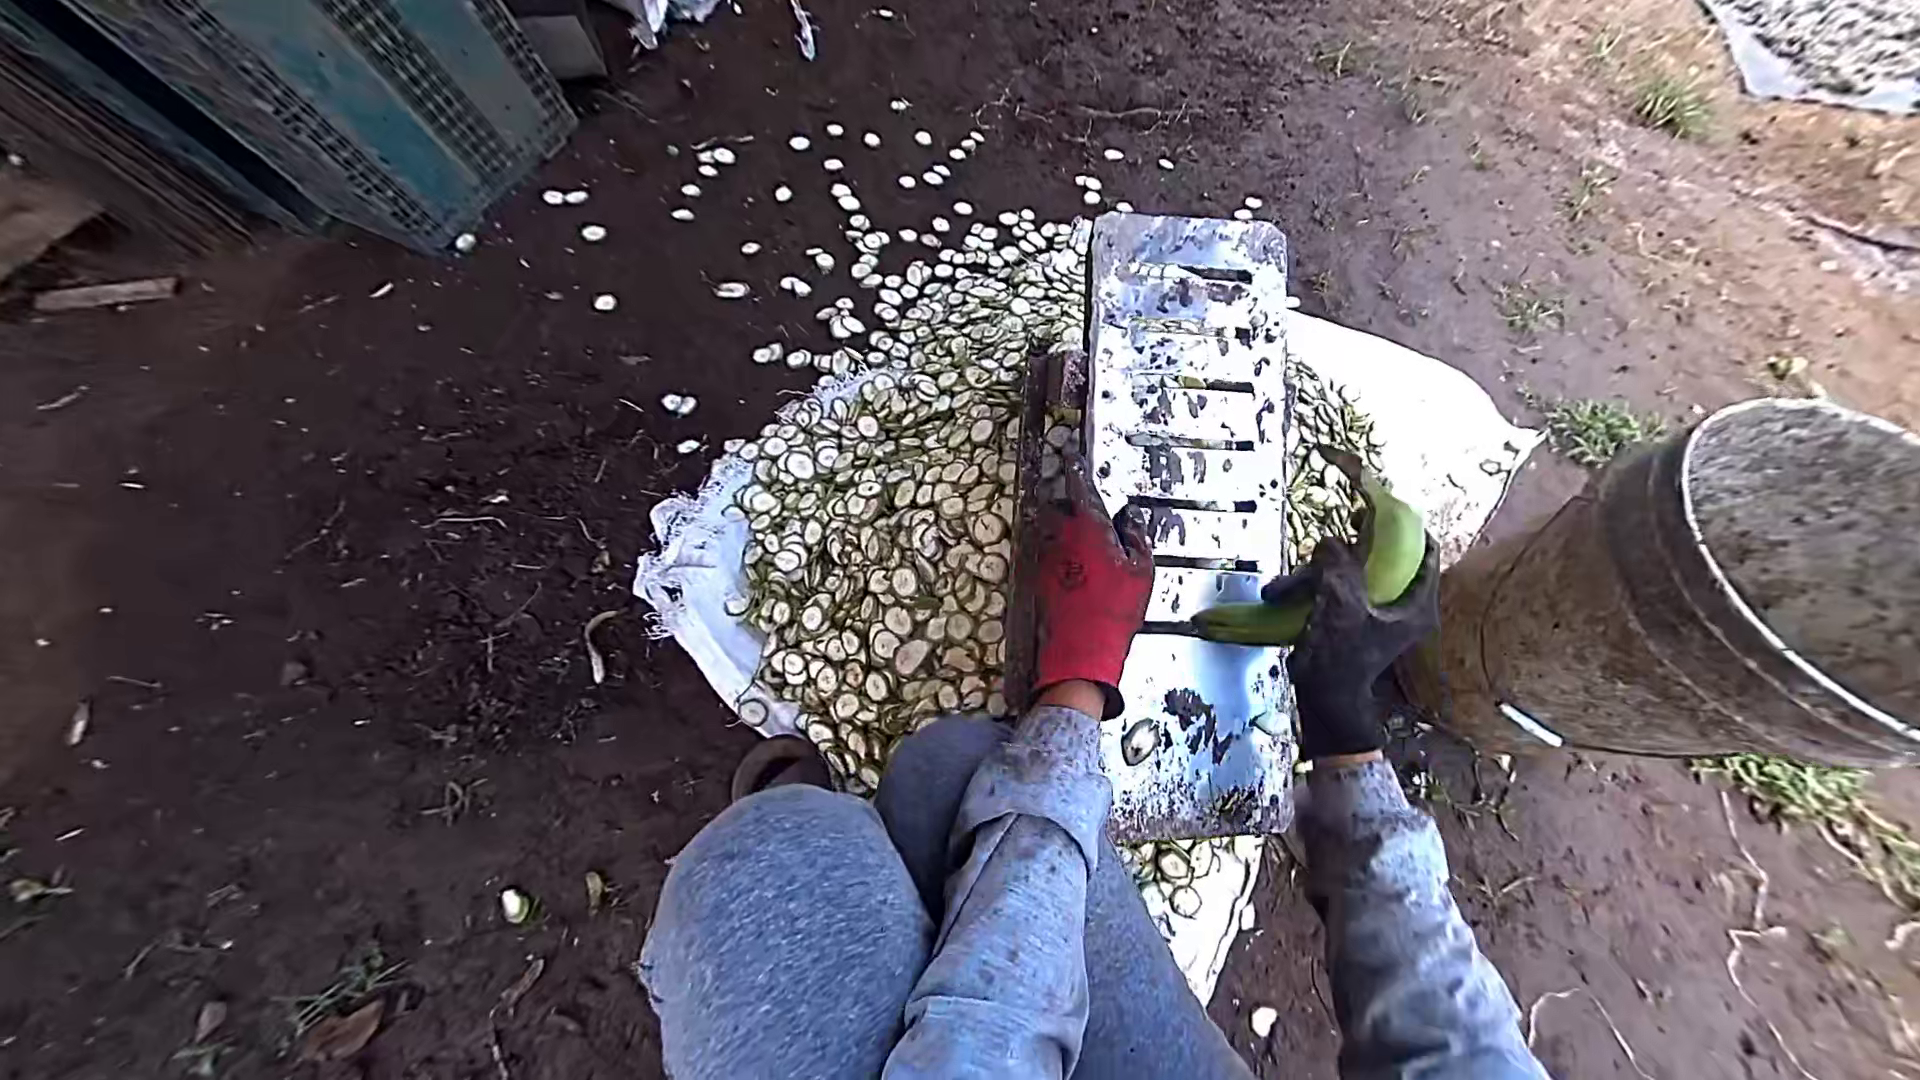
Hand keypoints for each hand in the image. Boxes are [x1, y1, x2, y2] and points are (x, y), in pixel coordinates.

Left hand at [1032, 453, 1153, 717]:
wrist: (1081, 646)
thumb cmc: (1115, 608)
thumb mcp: (1142, 570)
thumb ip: (1135, 536)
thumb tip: (1128, 517)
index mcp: (1088, 526)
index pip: (1079, 486)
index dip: (1075, 467)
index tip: (1071, 454)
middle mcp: (1060, 535)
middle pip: (1059, 506)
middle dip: (1072, 507)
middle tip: (1091, 520)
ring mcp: (1044, 553)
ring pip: (1050, 528)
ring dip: (1063, 529)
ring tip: (1083, 549)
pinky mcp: (1036, 573)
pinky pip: (1046, 550)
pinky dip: (1057, 551)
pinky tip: (1073, 569)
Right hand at [1264, 535, 1438, 758]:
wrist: (1322, 697)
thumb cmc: (1341, 658)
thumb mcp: (1342, 607)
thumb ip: (1339, 569)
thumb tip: (1330, 541)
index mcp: (1415, 604)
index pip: (1425, 553)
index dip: (1404, 528)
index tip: (1377, 511)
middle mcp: (1398, 606)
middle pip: (1375, 562)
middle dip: (1338, 557)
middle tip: (1321, 546)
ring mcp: (1371, 613)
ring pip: (1344, 576)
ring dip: (1308, 578)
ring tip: (1278, 590)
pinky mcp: (1346, 619)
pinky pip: (1328, 591)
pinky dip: (1305, 590)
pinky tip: (1279, 595)